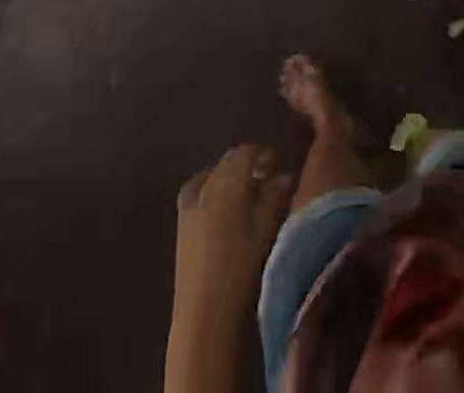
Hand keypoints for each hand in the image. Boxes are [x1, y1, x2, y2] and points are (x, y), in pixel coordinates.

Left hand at [171, 145, 291, 340]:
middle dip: (247, 164)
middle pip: (228, 161)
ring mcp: (188, 203)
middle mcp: (204, 186)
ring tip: (248, 195)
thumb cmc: (241, 267)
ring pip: (213, 175)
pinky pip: (200, 190)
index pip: (246, 152)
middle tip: (267, 179)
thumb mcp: (265, 228)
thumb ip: (274, 196)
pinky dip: (214, 190)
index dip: (263, 154)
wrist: (203, 311)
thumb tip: (283, 175)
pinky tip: (226, 208)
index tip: (277, 163)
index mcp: (226, 183)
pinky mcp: (180, 222)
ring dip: (230, 177)